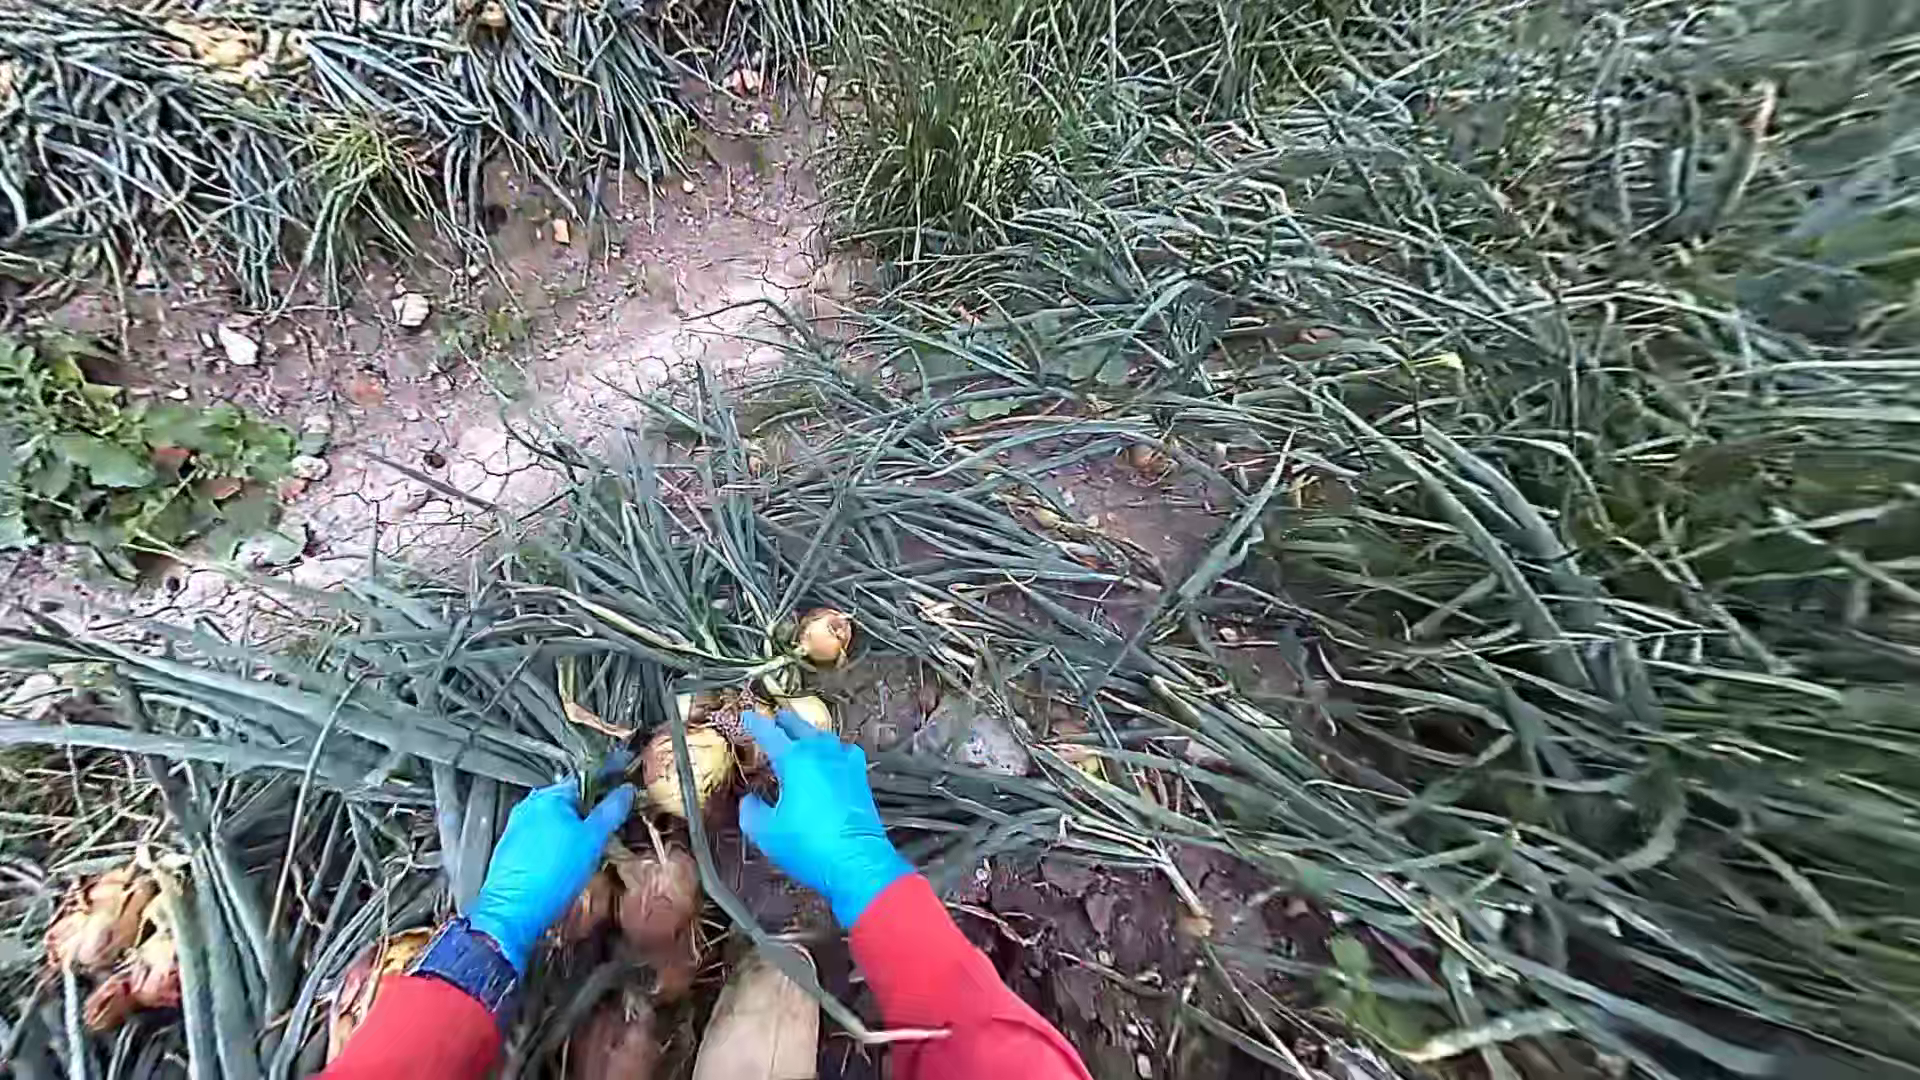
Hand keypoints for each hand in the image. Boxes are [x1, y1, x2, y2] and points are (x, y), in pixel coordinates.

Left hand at [467, 777, 633, 973]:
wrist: (511, 918)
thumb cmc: (551, 875)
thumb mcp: (595, 837)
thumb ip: (614, 809)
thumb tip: (626, 791)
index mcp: (547, 797)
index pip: (587, 780)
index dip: (609, 788)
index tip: (623, 795)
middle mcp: (528, 809)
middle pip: (572, 802)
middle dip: (593, 813)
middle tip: (611, 826)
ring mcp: (516, 832)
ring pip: (558, 822)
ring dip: (576, 831)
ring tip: (592, 848)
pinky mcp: (510, 855)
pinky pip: (544, 840)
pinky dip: (560, 846)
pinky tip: (570, 862)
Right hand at [740, 709, 912, 926]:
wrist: (856, 859)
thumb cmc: (810, 845)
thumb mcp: (767, 832)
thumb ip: (752, 812)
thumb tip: (750, 802)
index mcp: (796, 759)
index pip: (770, 734)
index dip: (755, 723)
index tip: (746, 716)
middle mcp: (822, 753)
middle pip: (801, 728)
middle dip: (786, 721)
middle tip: (775, 718)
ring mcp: (845, 762)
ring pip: (824, 737)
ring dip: (809, 734)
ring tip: (800, 736)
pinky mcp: (860, 776)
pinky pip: (844, 752)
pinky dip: (833, 750)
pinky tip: (832, 758)